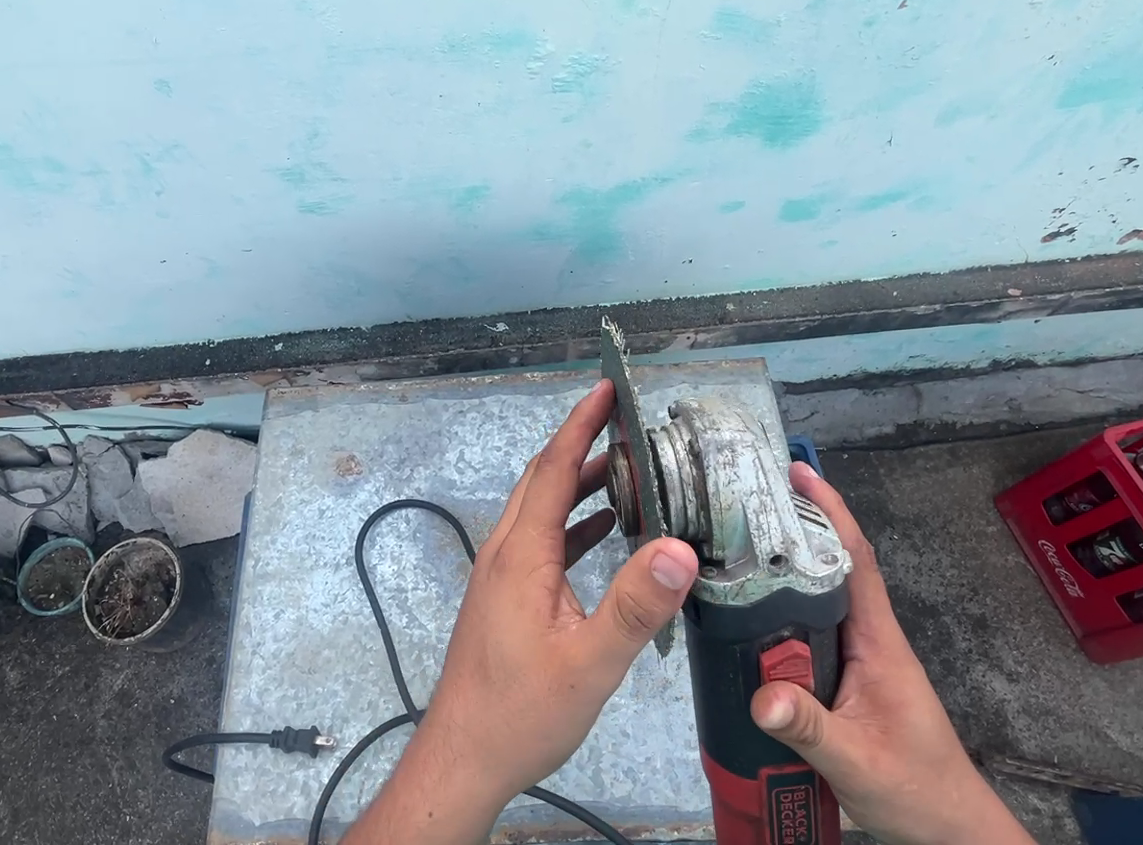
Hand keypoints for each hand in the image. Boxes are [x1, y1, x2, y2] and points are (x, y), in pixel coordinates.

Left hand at [343, 380, 699, 843]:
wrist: (463, 755)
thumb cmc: (521, 711)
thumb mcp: (589, 664)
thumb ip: (635, 607)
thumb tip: (680, 549)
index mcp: (522, 553)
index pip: (552, 468)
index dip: (582, 424)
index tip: (608, 387)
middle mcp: (506, 551)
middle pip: (542, 479)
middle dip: (581, 442)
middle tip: (626, 419)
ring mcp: (502, 573)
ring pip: (540, 508)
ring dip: (577, 482)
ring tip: (626, 468)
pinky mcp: (505, 595)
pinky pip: (541, 540)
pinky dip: (572, 523)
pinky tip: (604, 530)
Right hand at [750, 463, 1032, 844]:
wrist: (949, 828)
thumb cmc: (915, 789)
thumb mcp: (858, 762)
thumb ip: (811, 729)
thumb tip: (760, 696)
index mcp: (877, 638)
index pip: (855, 559)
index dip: (830, 512)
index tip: (798, 473)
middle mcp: (867, 634)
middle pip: (832, 564)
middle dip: (797, 522)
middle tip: (745, 495)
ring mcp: (856, 653)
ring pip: (818, 593)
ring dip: (785, 560)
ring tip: (735, 536)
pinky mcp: (843, 672)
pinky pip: (809, 623)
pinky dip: (780, 601)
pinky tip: (748, 605)